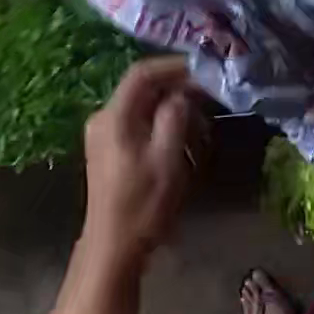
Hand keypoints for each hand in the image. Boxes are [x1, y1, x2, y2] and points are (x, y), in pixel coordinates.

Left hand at [82, 57, 205, 265]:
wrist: (113, 247)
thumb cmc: (143, 203)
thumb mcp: (167, 158)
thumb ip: (175, 117)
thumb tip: (182, 94)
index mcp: (114, 116)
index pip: (142, 73)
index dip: (174, 66)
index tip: (203, 69)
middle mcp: (103, 118)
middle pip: (142, 88)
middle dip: (178, 87)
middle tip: (210, 95)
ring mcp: (103, 134)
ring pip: (143, 105)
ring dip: (173, 107)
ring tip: (201, 123)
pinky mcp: (110, 149)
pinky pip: (139, 121)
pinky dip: (162, 122)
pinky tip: (183, 138)